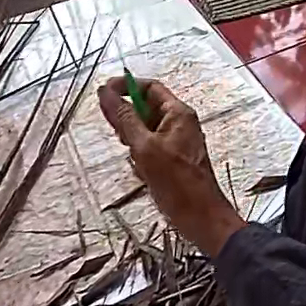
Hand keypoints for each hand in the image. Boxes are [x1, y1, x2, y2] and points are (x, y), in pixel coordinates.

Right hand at [97, 77, 244, 254]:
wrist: (202, 219)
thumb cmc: (177, 183)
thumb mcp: (145, 147)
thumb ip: (124, 119)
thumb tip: (105, 93)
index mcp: (178, 113)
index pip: (149, 87)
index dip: (125, 87)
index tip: (103, 94)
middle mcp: (180, 123)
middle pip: (146, 108)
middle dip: (128, 121)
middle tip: (120, 138)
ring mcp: (177, 141)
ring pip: (145, 130)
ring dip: (133, 142)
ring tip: (137, 160)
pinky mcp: (173, 159)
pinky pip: (150, 148)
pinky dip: (141, 157)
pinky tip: (143, 174)